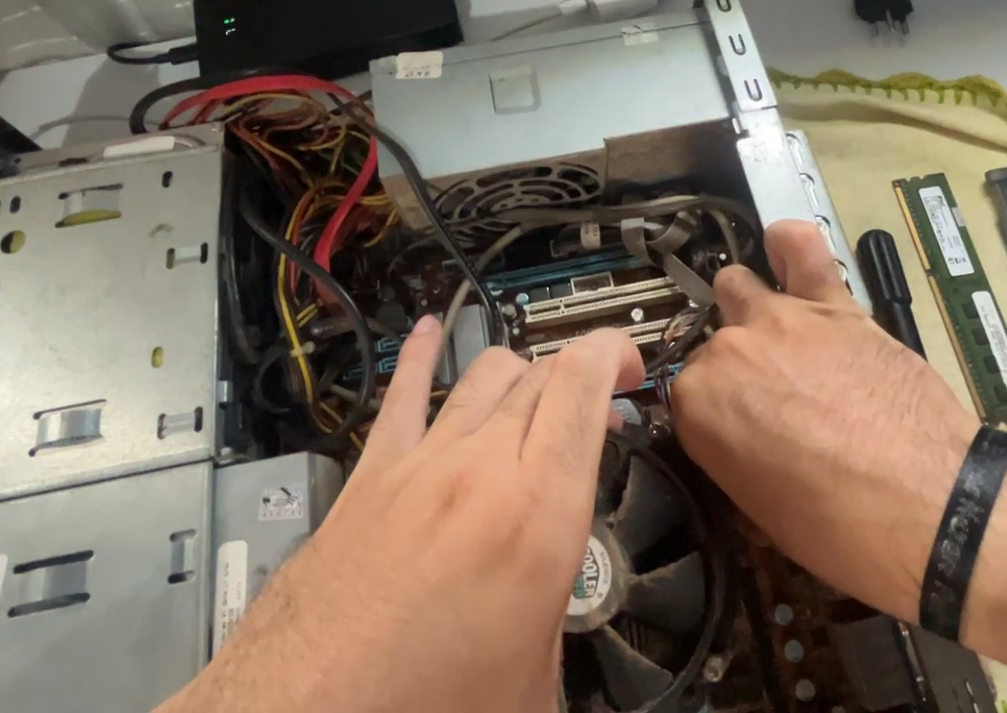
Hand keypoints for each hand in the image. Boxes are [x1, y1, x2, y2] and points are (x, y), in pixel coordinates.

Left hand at [162, 317, 644, 712]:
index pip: (583, 382)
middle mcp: (482, 467)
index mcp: (538, 514)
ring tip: (538, 390)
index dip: (615, 354)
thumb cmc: (429, 705)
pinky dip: (421, 355)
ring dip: (522, 372)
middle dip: (580, 373)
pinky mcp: (374, 472)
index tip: (632, 370)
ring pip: (485, 375)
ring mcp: (424, 461)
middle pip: (542, 373)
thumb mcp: (538, 674)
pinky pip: (403, 393)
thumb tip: (559, 592)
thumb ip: (556, 604)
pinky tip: (428, 331)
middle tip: (599, 401)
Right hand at [670, 219, 978, 620]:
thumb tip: (738, 445)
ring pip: (736, 288)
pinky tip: (786, 252)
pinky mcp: (832, 305)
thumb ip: (731, 457)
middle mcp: (726, 353)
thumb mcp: (762, 515)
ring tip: (779, 335)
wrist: (935, 510)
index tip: (739, 435)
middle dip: (736, 373)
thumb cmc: (843, 531)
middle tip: (774, 404)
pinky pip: (800, 248)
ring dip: (749, 310)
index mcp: (698, 407)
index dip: (715, 417)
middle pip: (712, 345)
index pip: (686, 397)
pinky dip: (789, 246)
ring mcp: (778, 319)